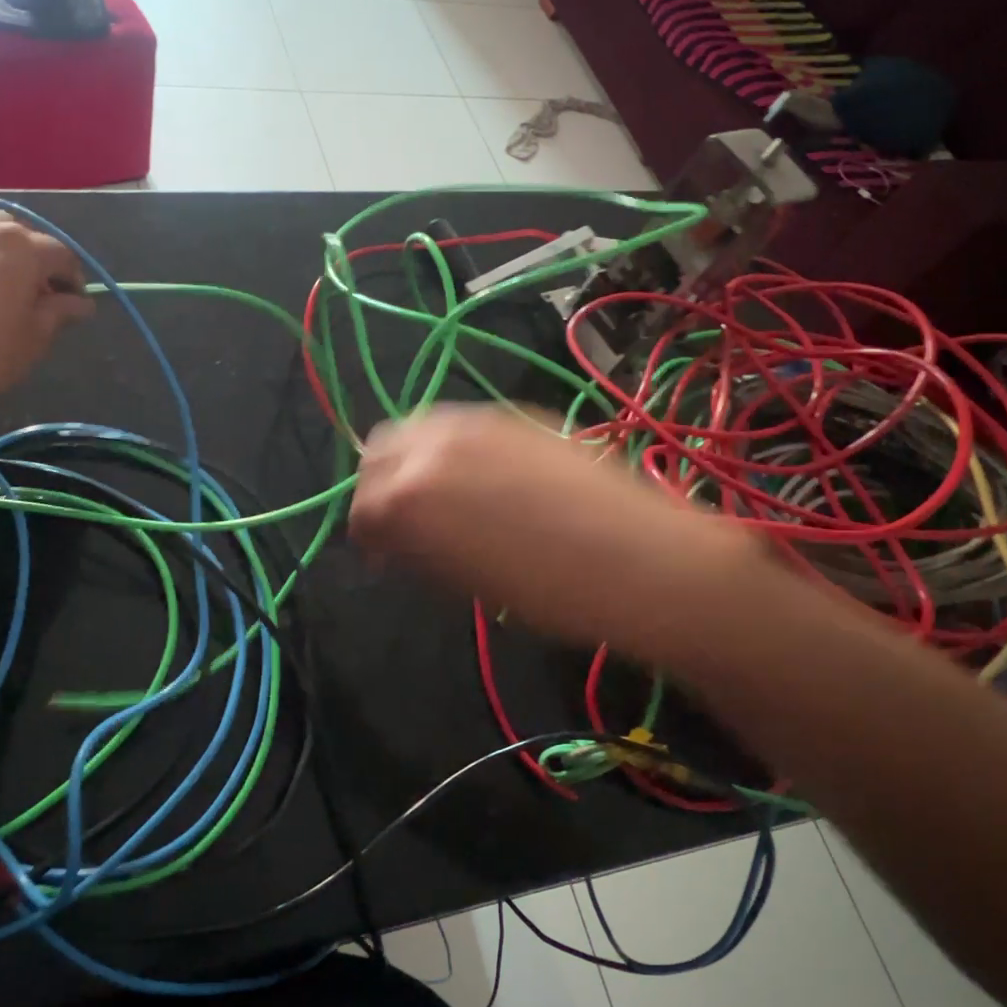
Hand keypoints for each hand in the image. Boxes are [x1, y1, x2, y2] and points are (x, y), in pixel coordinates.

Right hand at [349, 404, 762, 650]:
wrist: (645, 562)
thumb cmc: (550, 592)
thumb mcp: (464, 580)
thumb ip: (416, 550)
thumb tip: (393, 542)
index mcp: (410, 495)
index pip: (361, 508)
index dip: (368, 535)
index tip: (383, 556)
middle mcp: (434, 444)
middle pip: (378, 452)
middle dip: (381, 487)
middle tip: (404, 522)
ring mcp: (477, 421)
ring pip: (416, 427)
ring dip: (413, 459)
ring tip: (440, 495)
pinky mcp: (516, 414)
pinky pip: (460, 422)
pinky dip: (451, 446)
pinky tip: (480, 476)